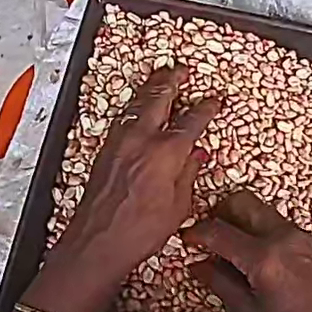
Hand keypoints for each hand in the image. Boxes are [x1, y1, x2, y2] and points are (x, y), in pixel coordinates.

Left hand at [50, 65, 219, 282]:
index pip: (192, 120)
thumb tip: (196, 155)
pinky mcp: (105, 150)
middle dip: (172, 80)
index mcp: (165, 152)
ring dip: (152, 88)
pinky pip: (124, 117)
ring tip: (161, 79)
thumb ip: (188, 174)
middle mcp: (140, 140)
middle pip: (159, 97)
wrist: (98, 241)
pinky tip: (139, 108)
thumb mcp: (178, 206)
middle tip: (182, 70)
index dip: (206, 108)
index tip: (214, 102)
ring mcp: (119, 142)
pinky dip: (135, 106)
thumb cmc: (138, 231)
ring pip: (137, 103)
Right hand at [182, 191, 311, 311]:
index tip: (187, 239)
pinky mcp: (309, 239)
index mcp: (263, 258)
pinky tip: (254, 255)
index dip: (196, 233)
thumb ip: (219, 282)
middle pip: (240, 201)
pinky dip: (258, 229)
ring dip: (239, 220)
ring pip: (259, 209)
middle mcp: (282, 238)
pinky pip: (276, 222)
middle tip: (208, 234)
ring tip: (230, 248)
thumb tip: (198, 265)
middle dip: (218, 213)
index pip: (218, 231)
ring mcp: (298, 235)